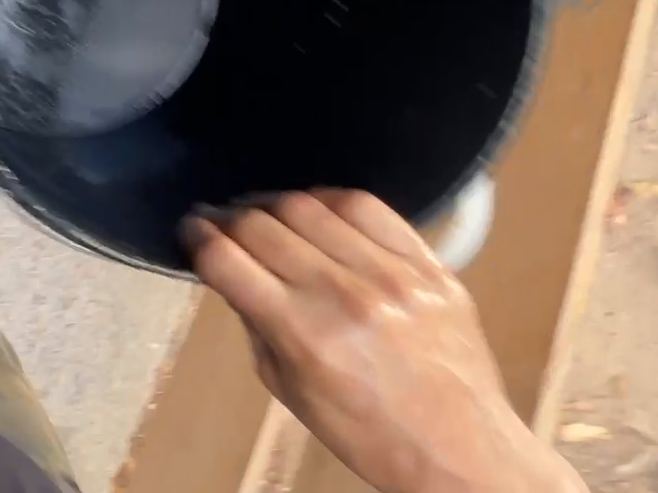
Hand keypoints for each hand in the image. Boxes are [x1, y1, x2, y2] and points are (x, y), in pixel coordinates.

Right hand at [183, 190, 586, 492]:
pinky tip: (313, 212)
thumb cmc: (364, 432)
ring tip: (261, 214)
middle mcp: (343, 296)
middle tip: (218, 223)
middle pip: (256, 223)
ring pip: (303, 205)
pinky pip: (364, 206)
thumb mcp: (283, 384)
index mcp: (302, 333)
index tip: (188, 230)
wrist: (468, 457)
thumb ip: (252, 317)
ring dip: (267, 204)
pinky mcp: (429, 267)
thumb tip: (227, 265)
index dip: (193, 235)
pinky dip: (324, 200)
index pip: (222, 256)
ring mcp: (392, 277)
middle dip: (224, 218)